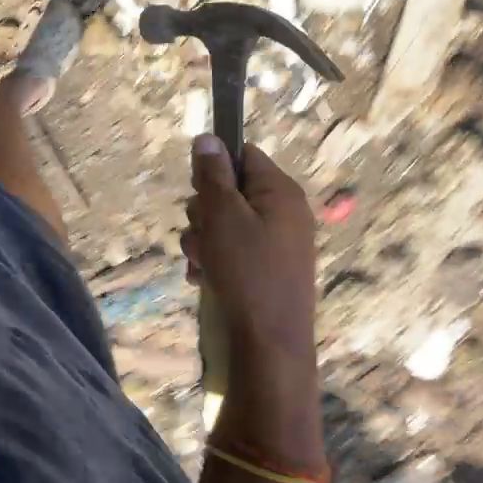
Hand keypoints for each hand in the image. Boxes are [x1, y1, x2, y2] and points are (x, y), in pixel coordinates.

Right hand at [182, 137, 319, 366]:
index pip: (243, 155)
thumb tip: (208, 138)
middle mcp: (284, 212)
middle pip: (229, 189)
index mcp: (281, 192)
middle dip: (204, 210)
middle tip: (202, 231)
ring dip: (203, 238)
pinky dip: (214, 259)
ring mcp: (277, 242)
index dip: (214, 168)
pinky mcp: (268, 268)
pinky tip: (205, 277)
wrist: (270, 344)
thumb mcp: (222, 215)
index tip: (199, 189)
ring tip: (202, 261)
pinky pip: (232, 249)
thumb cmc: (247, 271)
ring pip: (224, 221)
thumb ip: (212, 174)